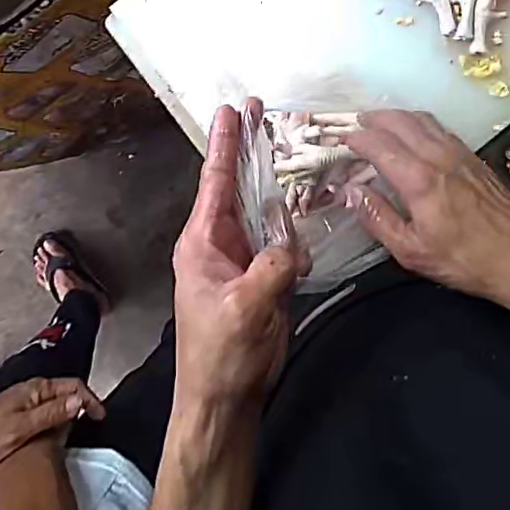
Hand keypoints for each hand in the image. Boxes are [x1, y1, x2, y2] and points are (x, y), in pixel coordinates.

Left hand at [0, 377, 102, 473]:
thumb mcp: (20, 429)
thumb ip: (51, 413)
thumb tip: (79, 400)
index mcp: (34, 389)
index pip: (72, 385)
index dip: (90, 399)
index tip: (100, 417)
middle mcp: (29, 389)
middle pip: (65, 390)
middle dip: (82, 402)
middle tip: (94, 422)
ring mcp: (21, 400)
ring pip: (55, 400)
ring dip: (70, 411)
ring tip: (80, 428)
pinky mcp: (15, 413)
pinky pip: (44, 410)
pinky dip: (56, 417)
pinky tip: (56, 433)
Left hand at [171, 102, 306, 411]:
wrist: (225, 399)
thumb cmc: (221, 354)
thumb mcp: (245, 308)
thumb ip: (272, 267)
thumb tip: (293, 243)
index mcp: (202, 241)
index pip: (214, 181)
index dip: (223, 144)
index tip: (228, 110)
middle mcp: (220, 242)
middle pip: (237, 185)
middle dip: (247, 147)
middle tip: (259, 109)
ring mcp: (242, 258)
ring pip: (262, 211)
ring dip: (275, 186)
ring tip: (291, 154)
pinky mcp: (262, 276)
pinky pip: (281, 241)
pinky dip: (293, 228)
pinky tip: (306, 224)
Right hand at [342, 111, 509, 330]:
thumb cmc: (466, 260)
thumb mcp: (411, 251)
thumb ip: (378, 218)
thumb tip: (352, 192)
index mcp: (419, 179)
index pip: (378, 144)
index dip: (356, 139)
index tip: (341, 142)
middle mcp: (438, 157)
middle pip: (399, 121)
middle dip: (373, 119)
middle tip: (356, 124)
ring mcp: (459, 154)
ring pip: (421, 119)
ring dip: (396, 115)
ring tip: (379, 121)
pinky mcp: (473, 157)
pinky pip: (440, 127)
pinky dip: (418, 122)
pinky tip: (414, 132)